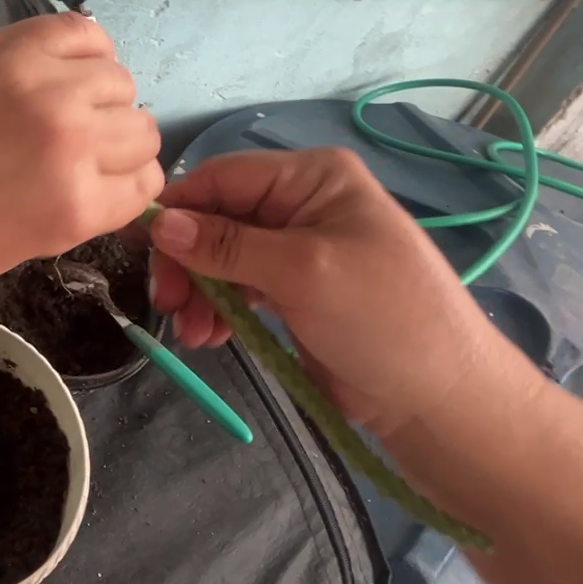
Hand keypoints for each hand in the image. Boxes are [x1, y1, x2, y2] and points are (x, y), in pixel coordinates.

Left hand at [0, 13, 162, 284]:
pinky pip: (84, 32)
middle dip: (113, 145)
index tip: (94, 181)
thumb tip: (105, 180)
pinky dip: (82, 51)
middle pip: (141, 130)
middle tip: (69, 146)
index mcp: (74, 206)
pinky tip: (54, 68)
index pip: (145, 185)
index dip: (122, 186)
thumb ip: (74, 213)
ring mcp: (42, 83)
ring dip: (98, 97)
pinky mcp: (10, 43)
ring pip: (120, 80)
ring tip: (55, 104)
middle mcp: (73, 140)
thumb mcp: (14, 248)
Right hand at [147, 149, 527, 438]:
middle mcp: (300, 205)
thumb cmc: (384, 320)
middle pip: (215, 218)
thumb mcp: (302, 273)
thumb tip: (158, 223)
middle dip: (186, 260)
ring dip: (197, 291)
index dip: (178, 207)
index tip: (138, 244)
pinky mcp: (291, 290)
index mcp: (311, 178)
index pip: (223, 177)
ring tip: (192, 334)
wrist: (445, 406)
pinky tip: (210, 336)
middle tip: (165, 303)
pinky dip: (216, 308)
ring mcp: (295, 249)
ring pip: (218, 256)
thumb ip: (226, 245)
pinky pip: (235, 286)